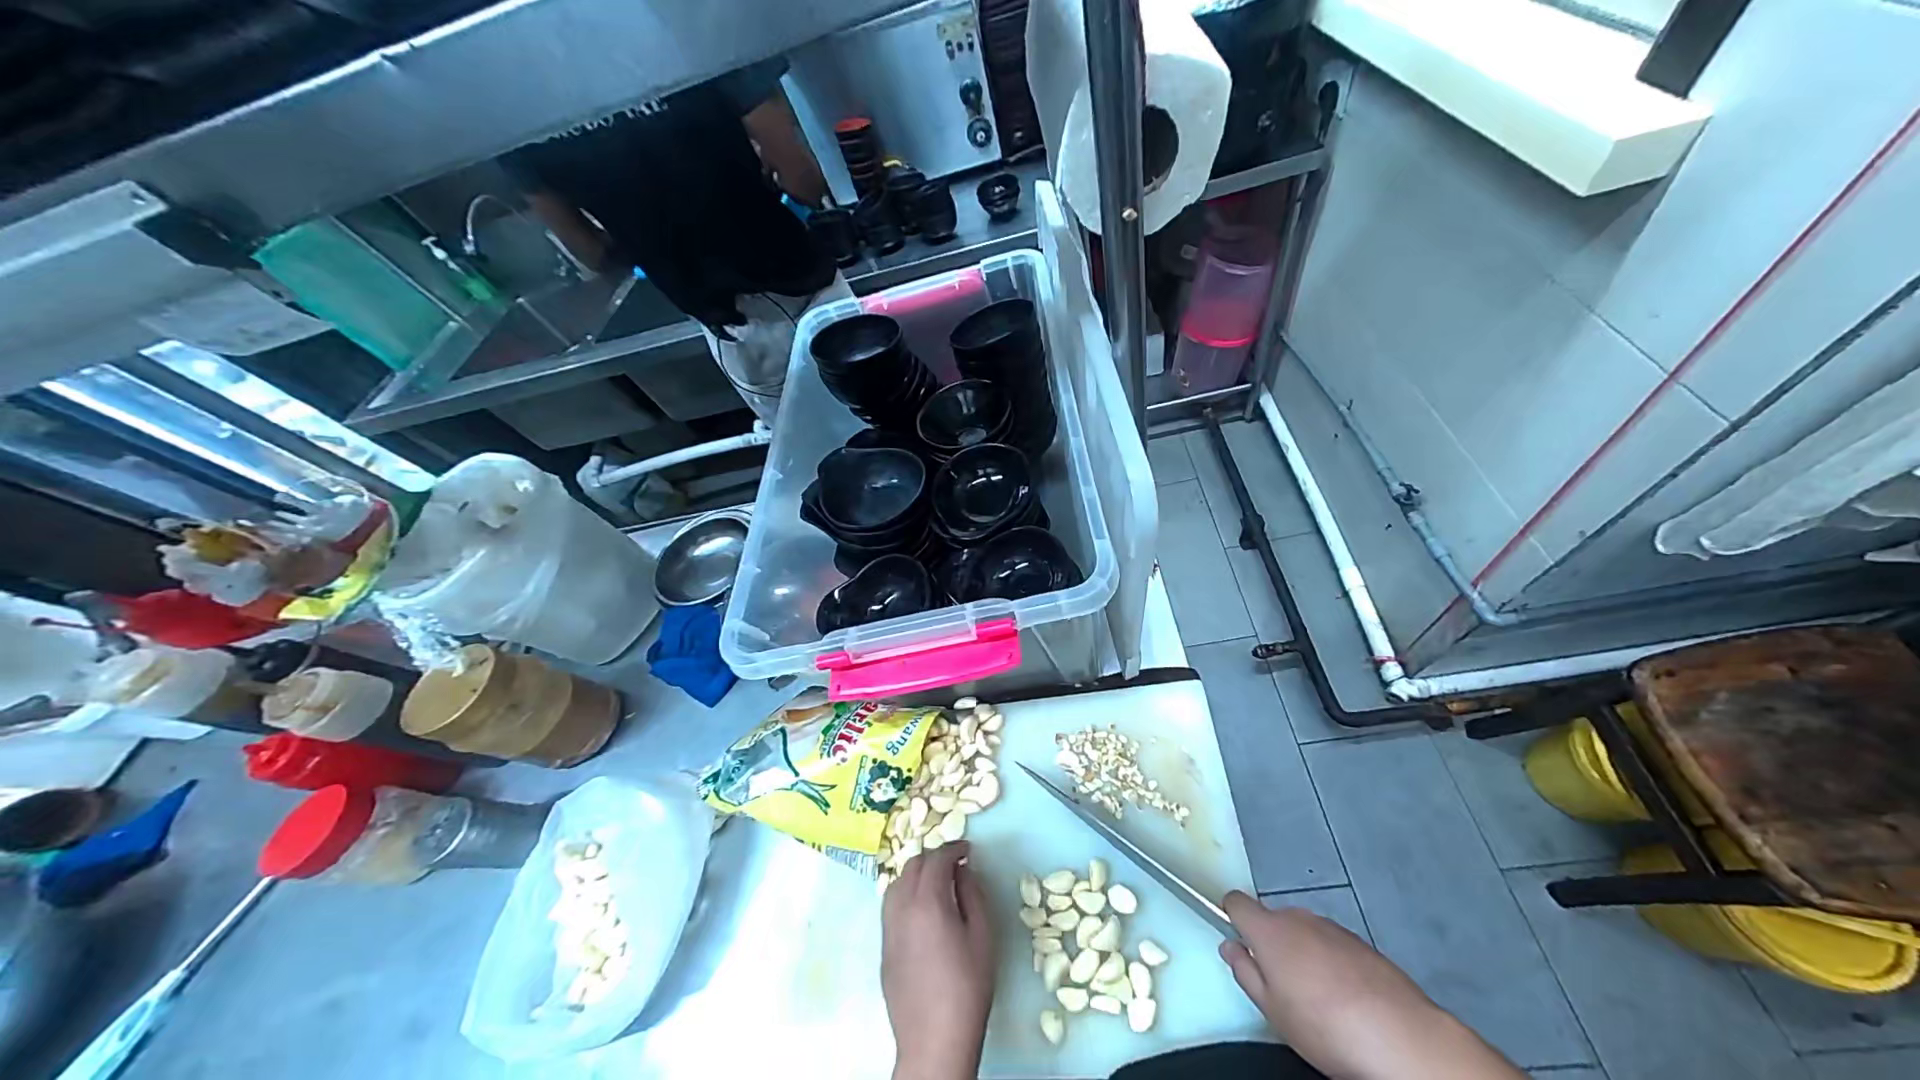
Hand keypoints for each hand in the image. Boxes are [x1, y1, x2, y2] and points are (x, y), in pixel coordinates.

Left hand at [883, 841, 994, 1079]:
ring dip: (916, 874)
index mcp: (927, 901)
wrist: (934, 1039)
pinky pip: (891, 906)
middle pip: (912, 865)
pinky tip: (922, 910)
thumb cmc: (967, 987)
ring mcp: (888, 928)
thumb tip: (962, 872)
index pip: (936, 859)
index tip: (967, 850)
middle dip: (933, 858)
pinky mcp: (884, 947)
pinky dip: (906, 894)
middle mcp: (901, 907)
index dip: (953, 849)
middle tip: (955, 865)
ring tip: (938, 884)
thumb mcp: (982, 936)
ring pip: (897, 883)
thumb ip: (972, 895)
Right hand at [1219, 891, 1523, 1079]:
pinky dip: (1332, 962)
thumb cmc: (1326, 1026)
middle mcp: (1299, 918)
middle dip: (1272, 942)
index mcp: (1269, 929)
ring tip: (1318, 997)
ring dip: (1303, 952)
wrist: (1403, 1039)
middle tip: (1280, 983)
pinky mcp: (1364, 944)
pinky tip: (1346, 998)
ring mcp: (1334, 928)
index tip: (1238, 940)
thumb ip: (1244, 971)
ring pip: (1305, 931)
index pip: (1237, 902)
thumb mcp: (1271, 1009)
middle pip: (1274, 919)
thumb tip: (1231, 948)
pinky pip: (1334, 944)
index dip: (1233, 917)